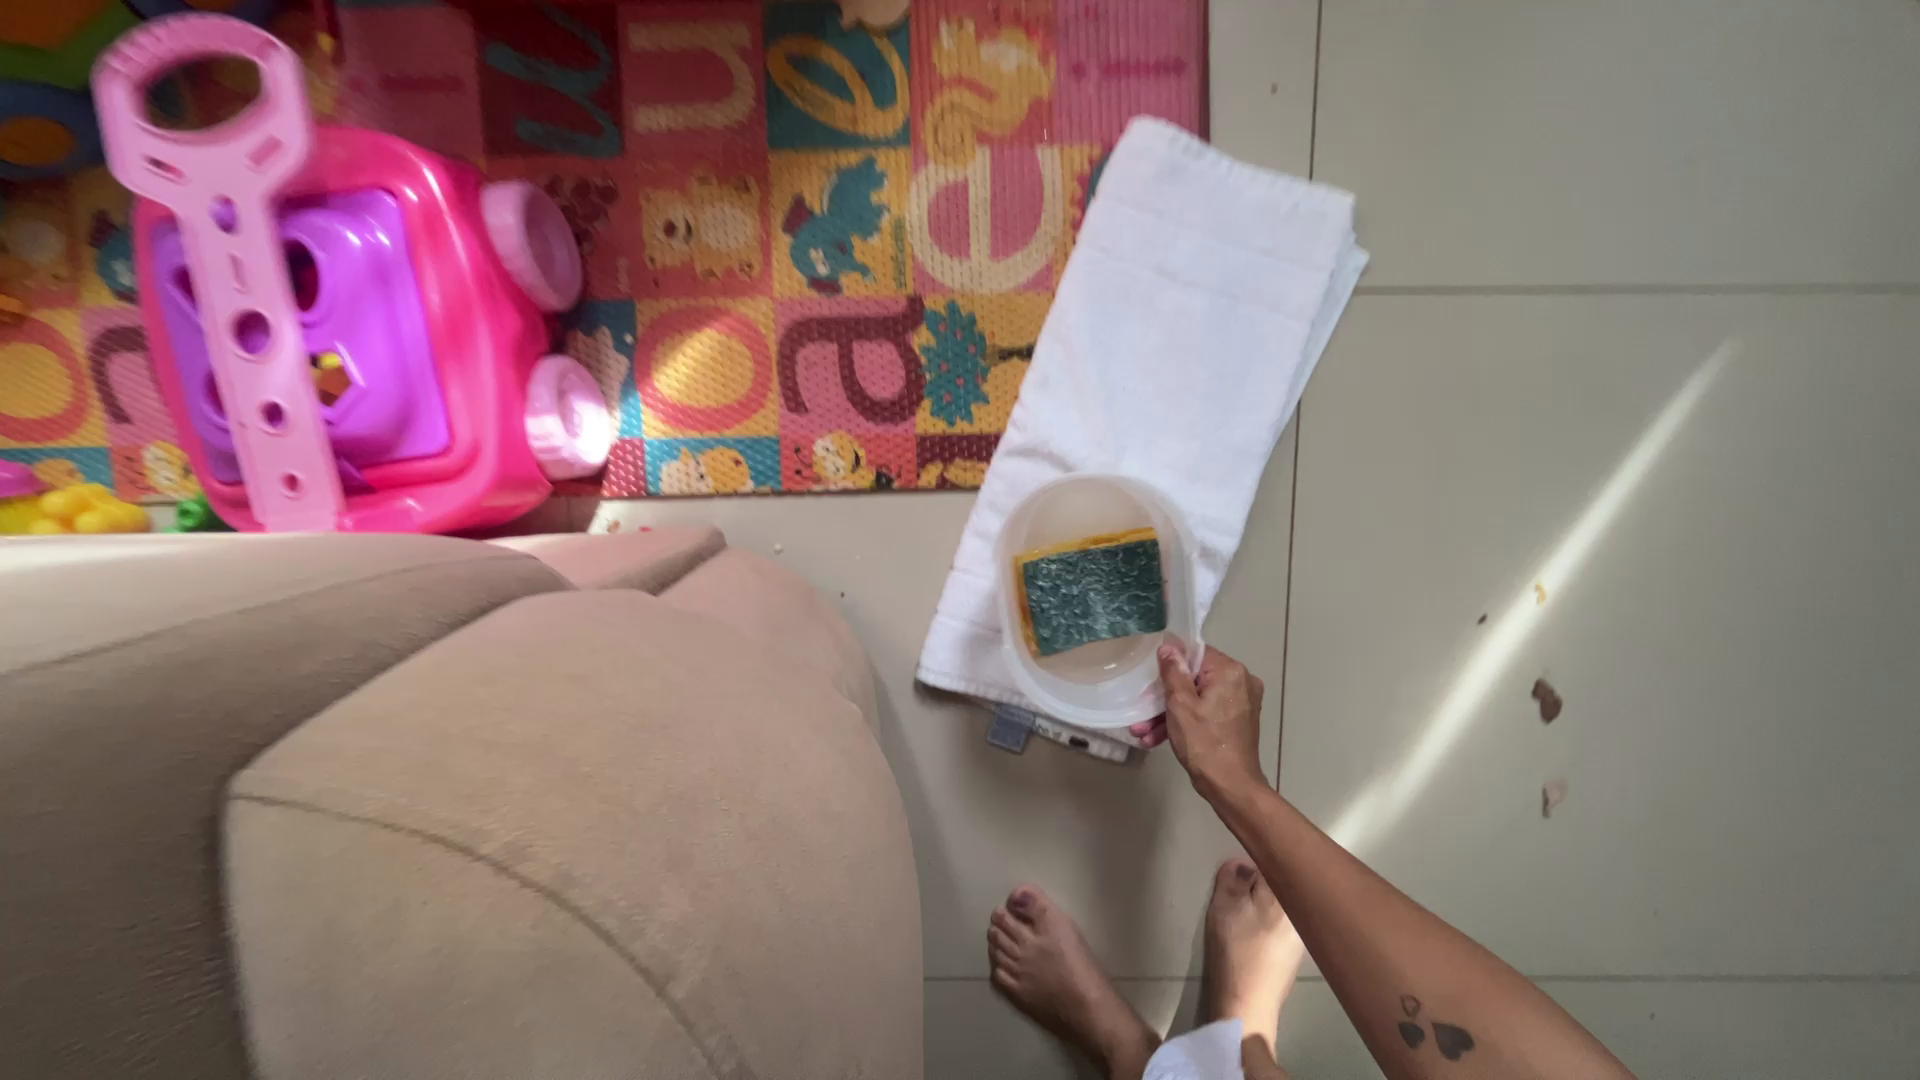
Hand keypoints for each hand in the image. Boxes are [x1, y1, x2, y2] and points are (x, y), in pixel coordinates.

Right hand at [1130, 642, 1266, 801]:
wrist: (1231, 787)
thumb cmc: (1204, 742)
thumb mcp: (1180, 704)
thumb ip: (1173, 672)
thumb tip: (1169, 647)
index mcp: (1230, 671)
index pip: (1196, 654)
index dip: (1171, 664)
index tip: (1152, 679)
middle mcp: (1242, 681)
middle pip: (1195, 678)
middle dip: (1166, 696)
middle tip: (1142, 711)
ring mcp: (1241, 702)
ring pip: (1198, 698)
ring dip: (1170, 713)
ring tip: (1143, 731)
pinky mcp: (1238, 720)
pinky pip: (1206, 711)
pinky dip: (1186, 721)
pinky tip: (1157, 738)